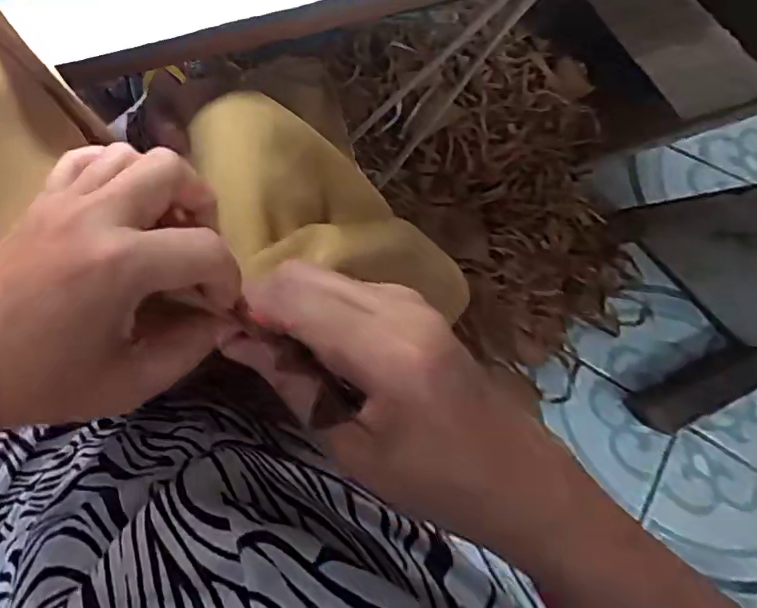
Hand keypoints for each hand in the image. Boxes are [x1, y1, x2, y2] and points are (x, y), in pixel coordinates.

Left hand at [0, 144, 241, 449]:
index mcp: (119, 263)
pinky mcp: (41, 196)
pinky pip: (86, 157)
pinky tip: (115, 203)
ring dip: (157, 183)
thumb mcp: (127, 383)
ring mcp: (63, 198)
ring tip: (156, 224)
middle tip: (194, 246)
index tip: (219, 304)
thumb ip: (187, 348)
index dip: (227, 277)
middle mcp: (95, 214)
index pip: (204, 247)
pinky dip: (112, 169)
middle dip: (201, 204)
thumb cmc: (43, 381)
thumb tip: (221, 317)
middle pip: (172, 169)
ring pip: (129, 153)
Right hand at [221, 262, 587, 554]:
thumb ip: (290, 383)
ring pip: (317, 274)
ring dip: (288, 301)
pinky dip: (314, 304)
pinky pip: (340, 285)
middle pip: (300, 273)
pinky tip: (321, 347)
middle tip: (255, 348)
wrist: (526, 482)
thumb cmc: (438, 483)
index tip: (230, 339)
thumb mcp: (352, 449)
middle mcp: (397, 304)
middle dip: (264, 301)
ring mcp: (407, 296)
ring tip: (288, 353)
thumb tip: (231, 339)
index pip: (291, 295)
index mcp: (386, 348)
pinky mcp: (410, 299)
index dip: (249, 307)